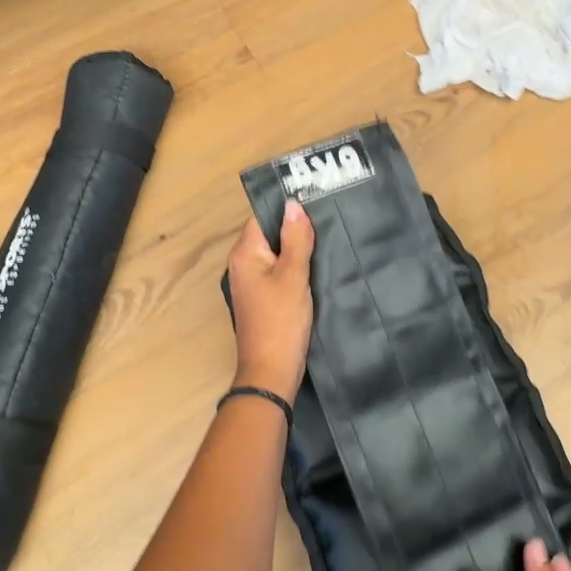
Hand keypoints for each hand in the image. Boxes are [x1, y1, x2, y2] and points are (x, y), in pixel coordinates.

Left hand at [226, 199, 315, 401]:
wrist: (272, 373)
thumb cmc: (281, 322)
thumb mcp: (293, 276)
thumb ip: (295, 239)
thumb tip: (293, 204)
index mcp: (244, 254)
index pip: (262, 216)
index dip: (286, 208)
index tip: (314, 197)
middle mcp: (243, 264)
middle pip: (270, 233)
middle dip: (295, 227)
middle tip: (327, 215)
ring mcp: (252, 282)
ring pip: (277, 253)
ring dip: (298, 248)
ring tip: (328, 236)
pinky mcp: (263, 298)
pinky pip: (279, 271)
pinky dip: (296, 267)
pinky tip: (319, 264)